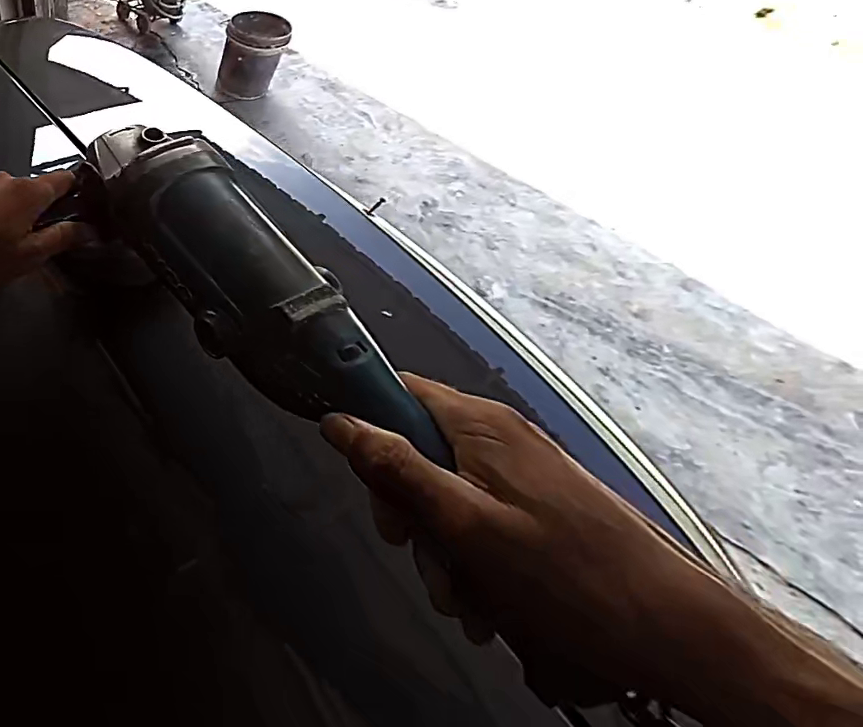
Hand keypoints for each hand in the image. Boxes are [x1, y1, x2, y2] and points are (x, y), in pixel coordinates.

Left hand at [0, 170, 84, 296]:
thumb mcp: (28, 256)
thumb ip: (61, 239)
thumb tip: (83, 230)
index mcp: (27, 192)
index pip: (64, 179)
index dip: (74, 191)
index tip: (76, 203)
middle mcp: (1, 180)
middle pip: (30, 190)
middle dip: (32, 212)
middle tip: (27, 241)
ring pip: (1, 196)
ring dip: (3, 214)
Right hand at [320, 375, 754, 710]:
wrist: (698, 647)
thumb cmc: (572, 577)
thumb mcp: (463, 520)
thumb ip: (393, 465)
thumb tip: (336, 421)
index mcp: (478, 423)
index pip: (392, 387)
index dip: (363, 421)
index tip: (358, 470)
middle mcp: (498, 435)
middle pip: (412, 445)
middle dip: (401, 500)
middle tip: (406, 543)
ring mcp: (523, 470)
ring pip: (442, 487)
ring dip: (435, 539)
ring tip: (458, 593)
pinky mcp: (542, 504)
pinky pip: (478, 512)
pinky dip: (468, 551)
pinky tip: (483, 597)